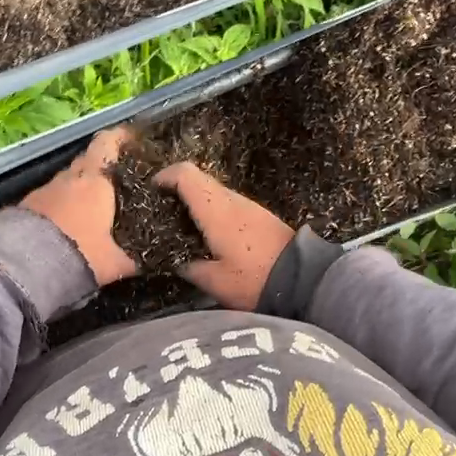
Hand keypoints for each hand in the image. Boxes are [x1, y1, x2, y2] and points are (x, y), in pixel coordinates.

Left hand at [20, 129, 138, 286]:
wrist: (28, 264)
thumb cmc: (82, 254)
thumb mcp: (113, 263)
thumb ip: (128, 261)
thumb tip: (138, 266)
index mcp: (95, 181)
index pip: (107, 144)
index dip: (119, 137)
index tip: (130, 138)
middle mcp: (69, 178)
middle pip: (85, 162)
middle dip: (99, 169)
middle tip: (113, 184)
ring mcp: (44, 190)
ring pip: (66, 182)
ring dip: (77, 191)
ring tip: (89, 211)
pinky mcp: (26, 206)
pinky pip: (49, 200)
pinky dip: (59, 208)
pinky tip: (64, 228)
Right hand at [156, 162, 294, 309]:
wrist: (305, 280)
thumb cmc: (254, 279)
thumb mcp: (213, 281)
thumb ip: (187, 266)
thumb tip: (172, 258)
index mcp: (216, 209)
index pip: (185, 174)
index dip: (164, 177)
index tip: (150, 191)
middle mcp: (232, 200)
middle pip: (198, 181)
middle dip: (176, 192)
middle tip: (160, 215)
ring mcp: (248, 206)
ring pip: (213, 194)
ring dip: (195, 204)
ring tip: (179, 229)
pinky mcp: (259, 217)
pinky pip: (227, 206)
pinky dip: (211, 214)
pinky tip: (206, 237)